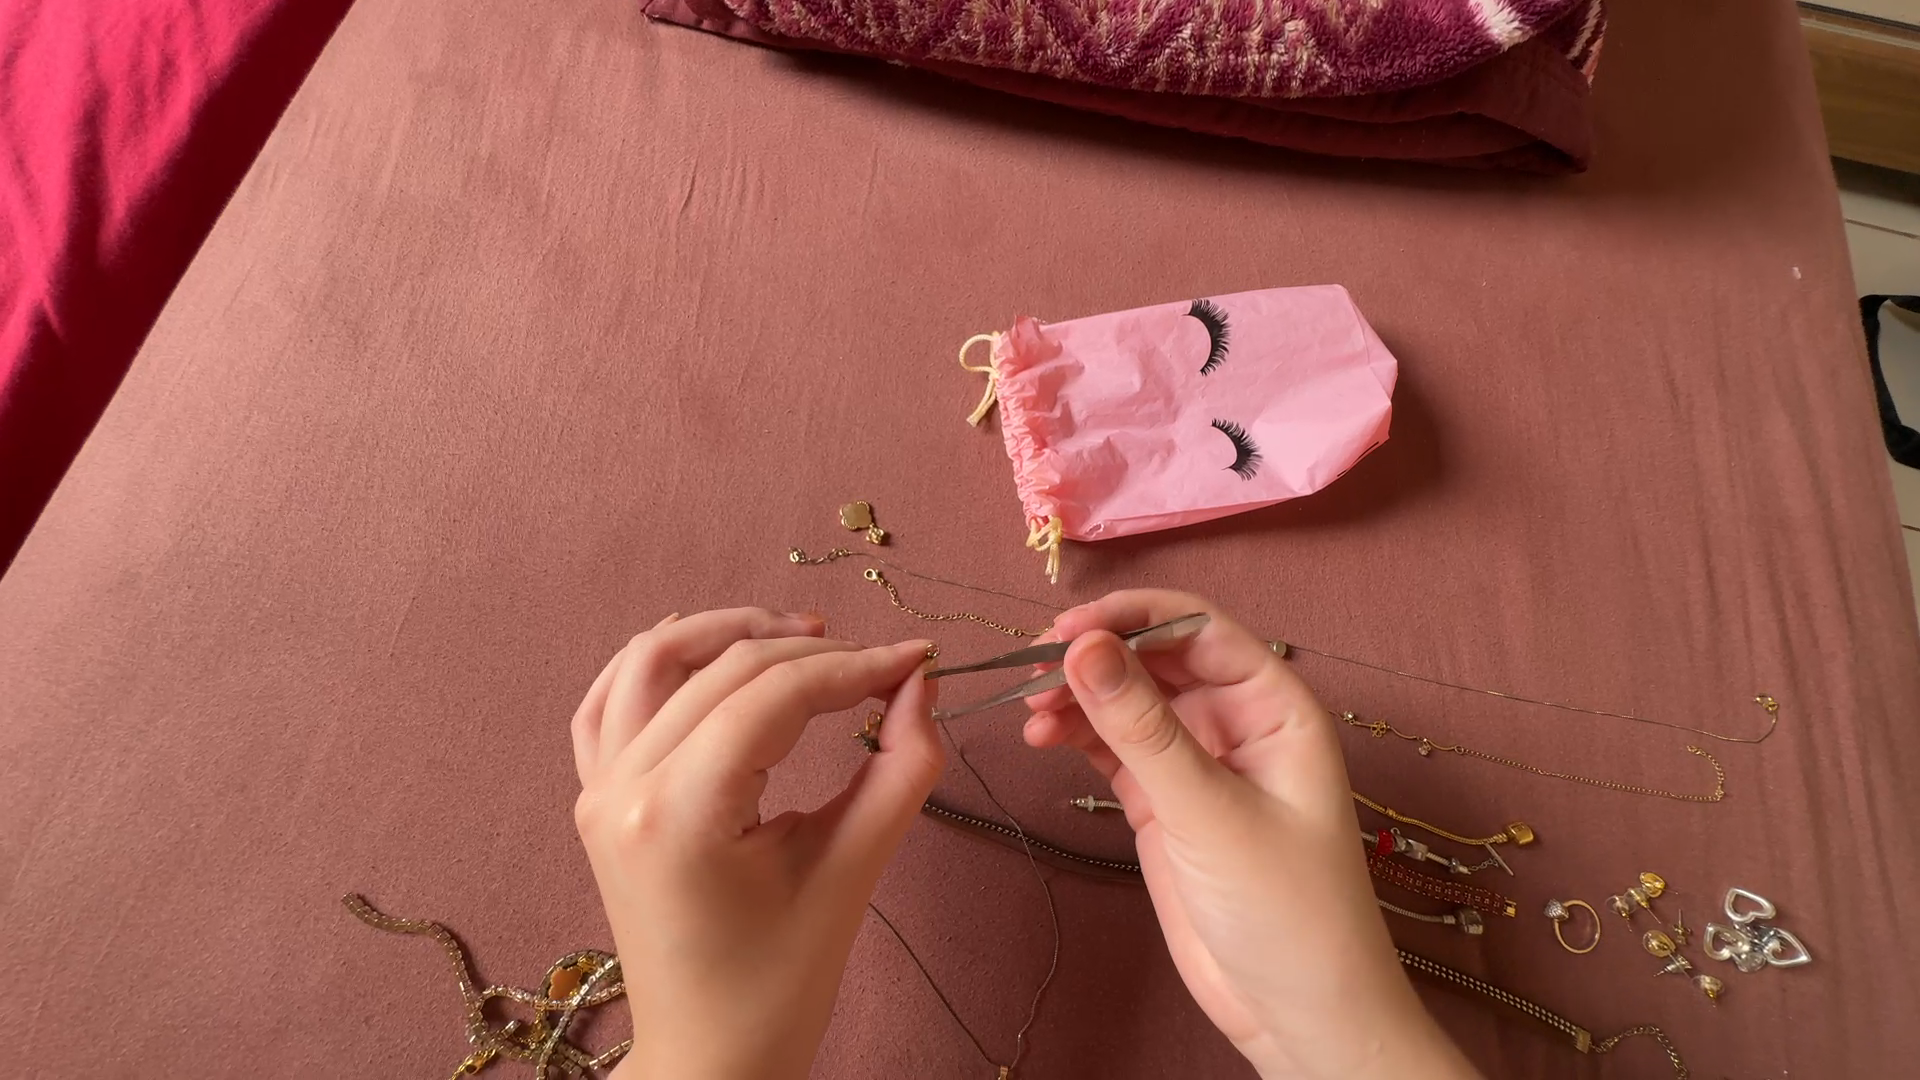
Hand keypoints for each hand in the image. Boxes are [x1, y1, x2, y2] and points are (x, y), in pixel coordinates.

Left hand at [571, 609, 943, 1079]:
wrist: (707, 1054)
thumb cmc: (781, 980)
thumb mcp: (854, 869)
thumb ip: (903, 765)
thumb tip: (919, 682)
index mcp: (679, 813)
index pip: (778, 695)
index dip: (856, 665)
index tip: (914, 658)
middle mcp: (623, 786)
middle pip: (729, 667)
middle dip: (816, 652)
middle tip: (880, 663)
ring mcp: (598, 786)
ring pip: (656, 656)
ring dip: (733, 629)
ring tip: (803, 633)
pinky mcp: (598, 792)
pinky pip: (612, 695)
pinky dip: (663, 656)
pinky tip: (711, 645)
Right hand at [1023, 591, 1479, 1079]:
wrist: (1293, 1018)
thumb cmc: (1284, 910)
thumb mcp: (1209, 811)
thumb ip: (1142, 727)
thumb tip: (1081, 646)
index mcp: (1270, 703)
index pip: (1194, 627)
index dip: (1129, 617)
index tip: (1066, 629)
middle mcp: (1229, 717)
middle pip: (1150, 657)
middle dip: (1092, 655)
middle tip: (1032, 666)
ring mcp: (1190, 755)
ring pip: (1123, 697)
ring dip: (1074, 695)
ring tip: (1029, 709)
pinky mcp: (1157, 792)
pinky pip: (1107, 742)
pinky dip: (1072, 733)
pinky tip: (1041, 736)